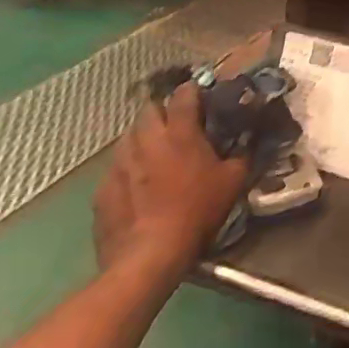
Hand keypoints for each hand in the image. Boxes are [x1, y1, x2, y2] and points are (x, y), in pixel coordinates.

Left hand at [92, 85, 250, 283]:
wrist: (148, 256)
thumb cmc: (196, 212)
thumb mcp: (232, 182)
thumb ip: (241, 156)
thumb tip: (246, 144)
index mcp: (180, 131)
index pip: (184, 94)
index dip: (193, 91)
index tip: (202, 97)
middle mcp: (146, 139)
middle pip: (150, 109)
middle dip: (163, 112)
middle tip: (177, 127)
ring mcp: (119, 163)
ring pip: (129, 137)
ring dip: (143, 139)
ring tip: (155, 156)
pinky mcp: (102, 188)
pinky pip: (116, 168)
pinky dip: (128, 170)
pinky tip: (138, 188)